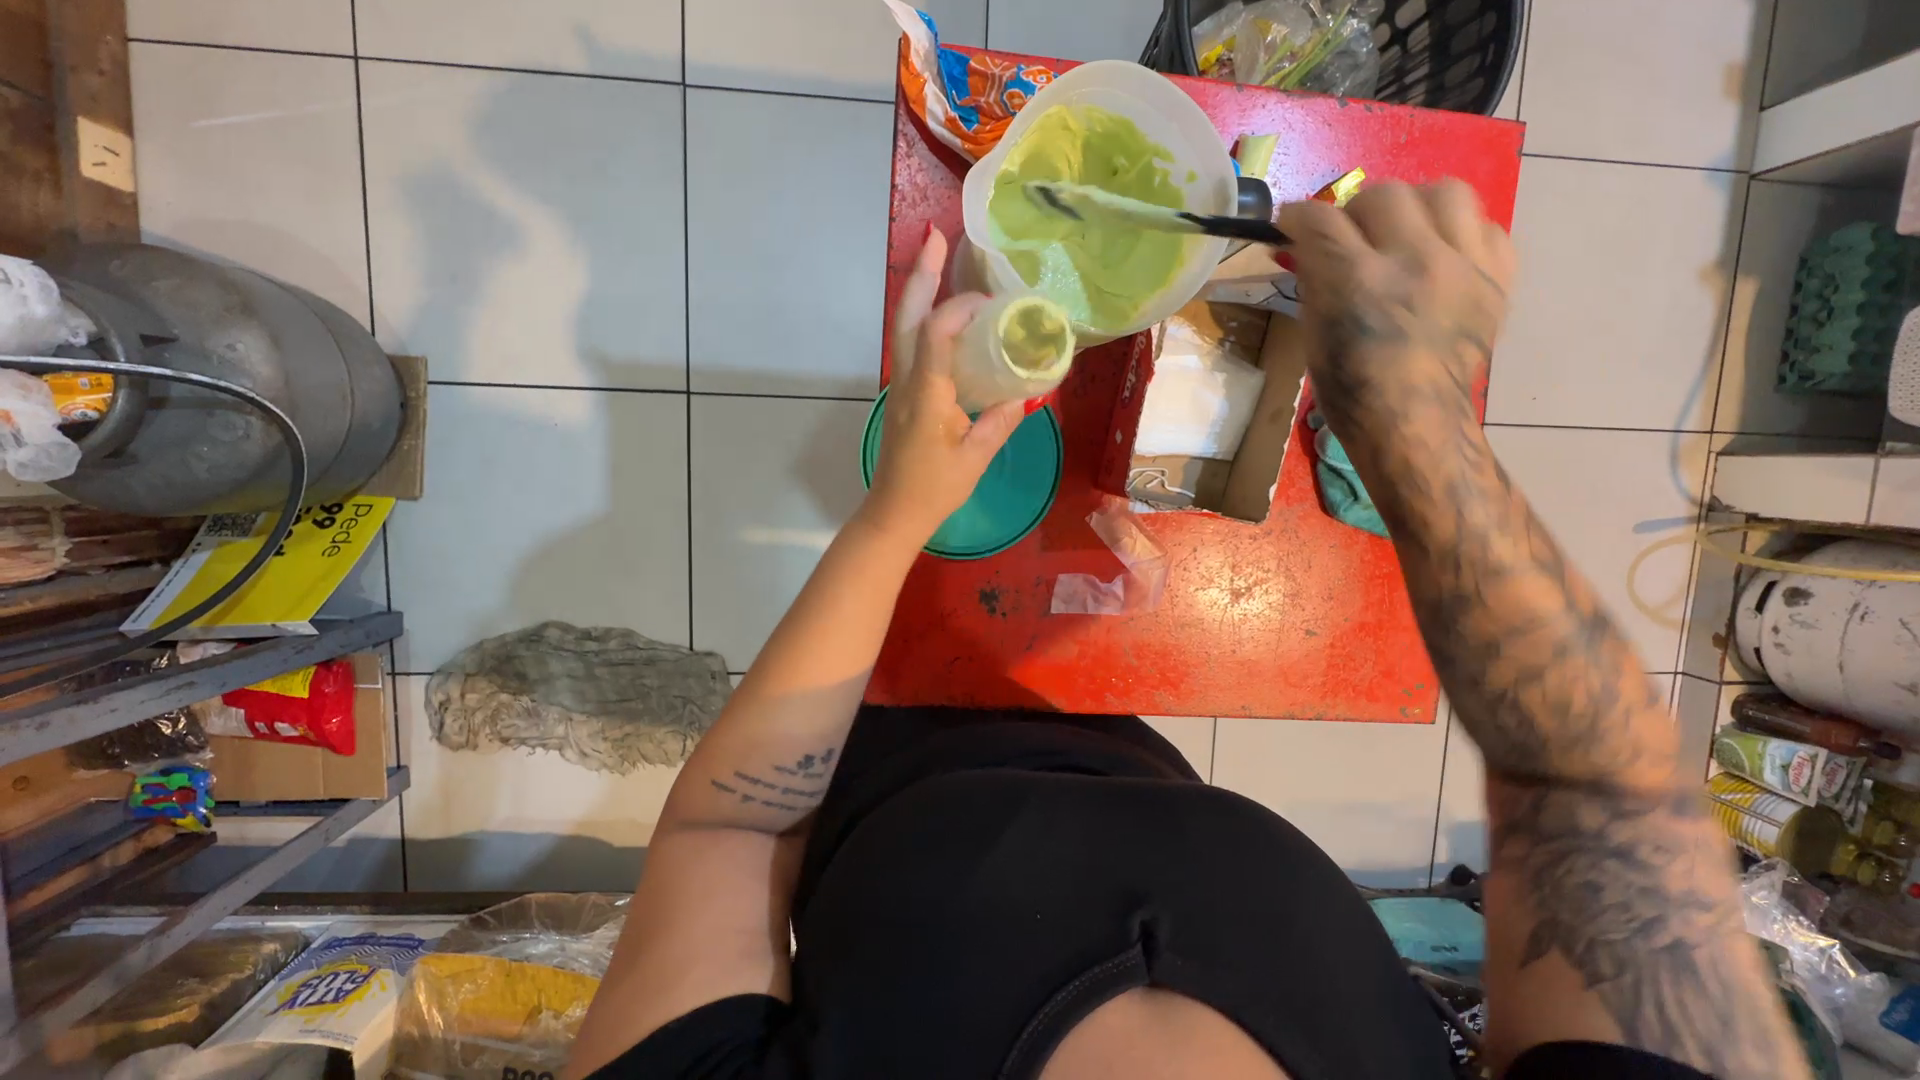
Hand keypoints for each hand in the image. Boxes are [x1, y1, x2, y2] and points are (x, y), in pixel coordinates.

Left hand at [862, 228, 1024, 545]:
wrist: (893, 512)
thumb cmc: (934, 490)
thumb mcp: (975, 458)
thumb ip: (1001, 422)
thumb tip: (1027, 392)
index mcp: (926, 394)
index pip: (936, 334)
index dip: (960, 307)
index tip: (991, 300)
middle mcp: (906, 381)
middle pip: (908, 316)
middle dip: (922, 274)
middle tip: (935, 235)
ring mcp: (899, 385)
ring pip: (904, 326)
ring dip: (919, 289)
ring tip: (936, 255)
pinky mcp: (902, 392)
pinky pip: (912, 344)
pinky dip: (925, 317)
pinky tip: (944, 311)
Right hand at [1277, 179, 1515, 430]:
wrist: (1413, 420)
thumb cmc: (1350, 386)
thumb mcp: (1313, 331)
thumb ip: (1315, 279)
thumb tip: (1307, 245)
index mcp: (1356, 281)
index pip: (1320, 219)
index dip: (1298, 218)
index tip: (1294, 227)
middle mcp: (1414, 260)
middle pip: (1382, 194)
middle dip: (1356, 213)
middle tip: (1350, 238)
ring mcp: (1464, 265)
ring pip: (1443, 191)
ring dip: (1415, 208)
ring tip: (1405, 234)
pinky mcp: (1498, 275)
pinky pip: (1485, 225)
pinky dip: (1458, 235)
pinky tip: (1442, 258)